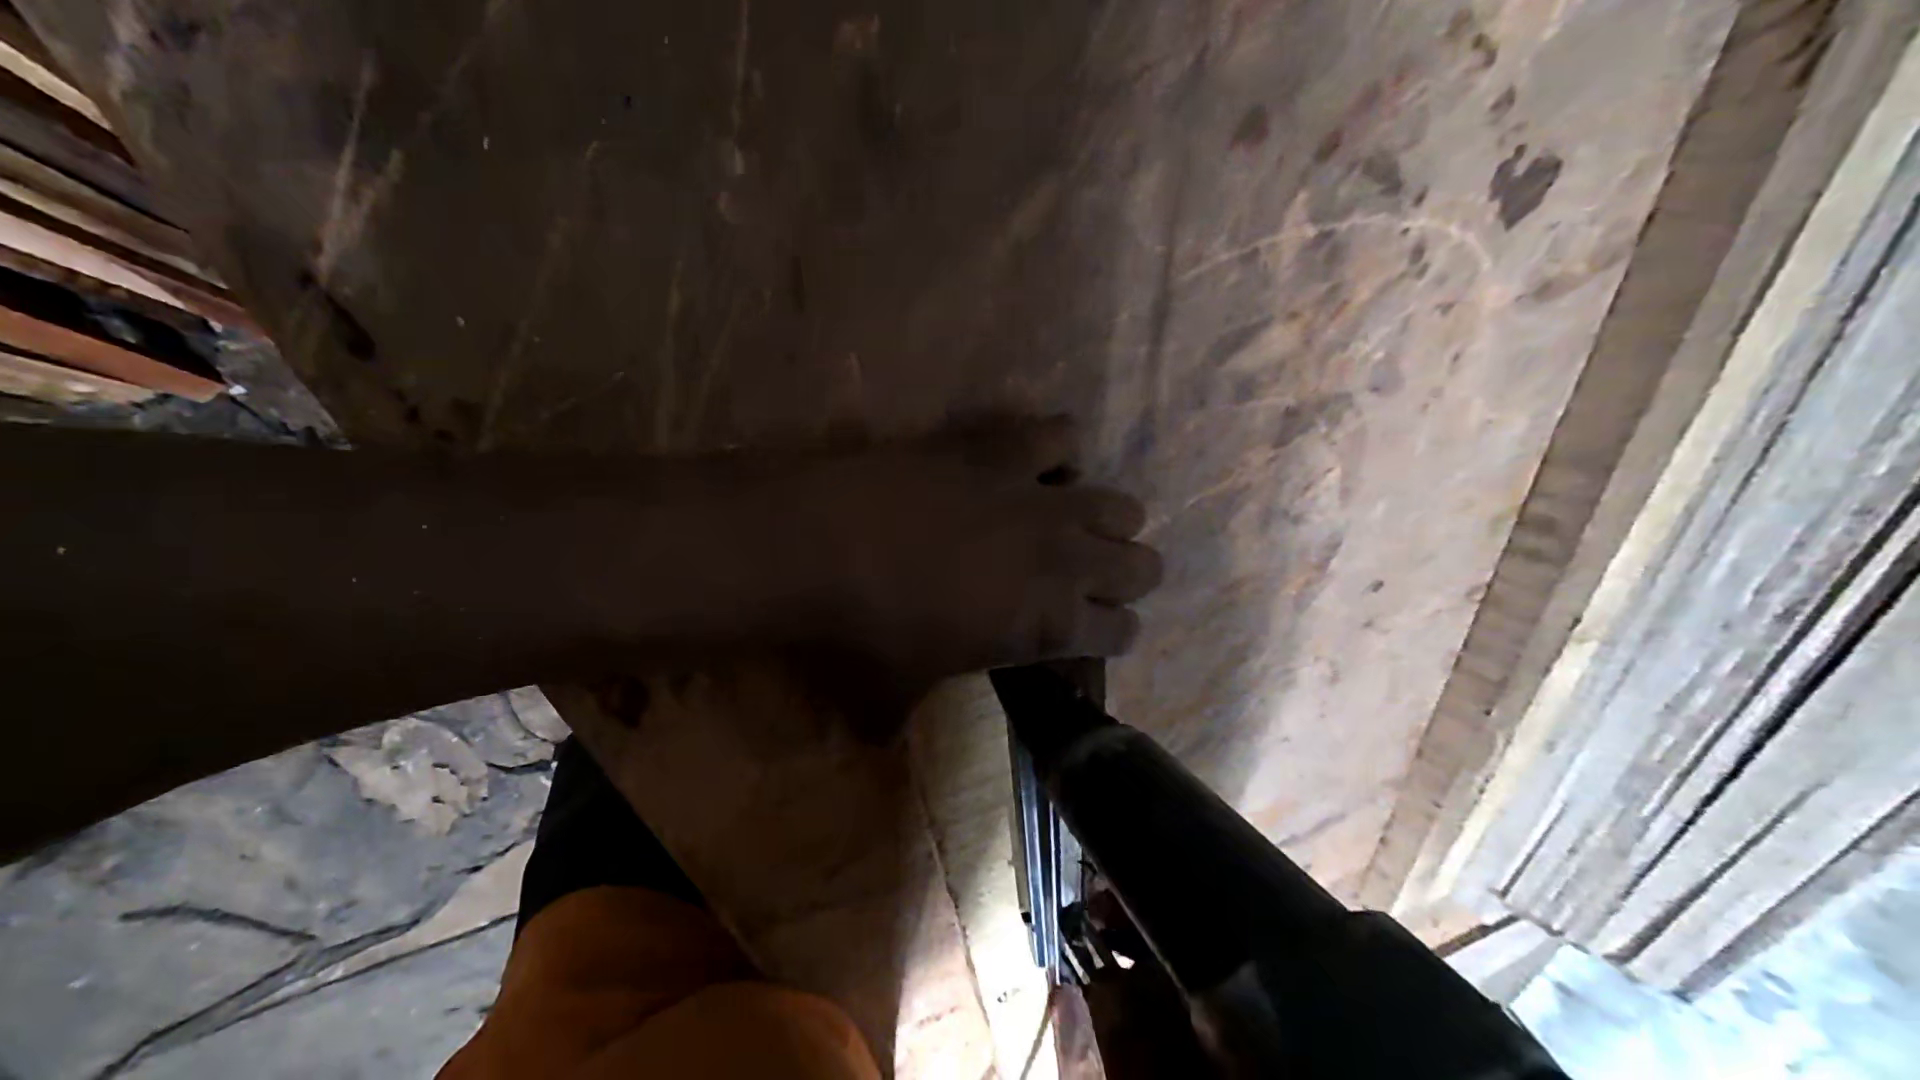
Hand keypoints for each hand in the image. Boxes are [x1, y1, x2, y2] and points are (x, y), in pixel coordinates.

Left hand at [767, 418, 1162, 681]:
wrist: (822, 548)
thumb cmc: (865, 632)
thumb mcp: (896, 692)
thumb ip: (908, 715)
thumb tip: (883, 735)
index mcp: (1049, 626)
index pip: (1124, 633)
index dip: (1111, 635)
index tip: (1090, 633)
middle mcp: (1065, 561)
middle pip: (1143, 567)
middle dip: (1124, 578)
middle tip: (1084, 580)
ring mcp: (1040, 499)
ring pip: (1121, 505)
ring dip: (1104, 520)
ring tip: (1066, 524)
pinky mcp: (1004, 449)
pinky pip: (1063, 436)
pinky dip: (1056, 452)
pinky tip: (1030, 466)